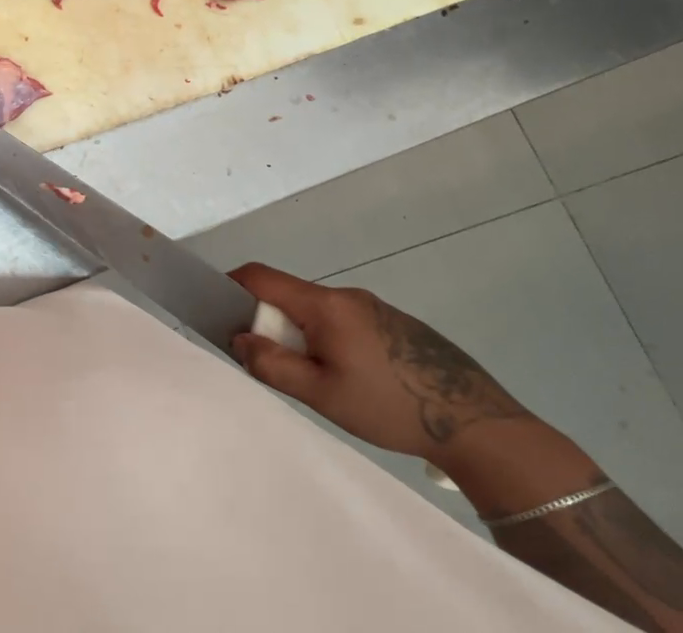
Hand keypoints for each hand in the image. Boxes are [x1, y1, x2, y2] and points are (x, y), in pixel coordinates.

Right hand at [227, 263, 533, 464]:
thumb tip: (239, 339)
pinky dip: (333, 340)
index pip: (260, 276)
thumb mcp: (318, 393)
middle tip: (276, 363)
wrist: (483, 429)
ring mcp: (380, 310)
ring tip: (320, 378)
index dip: (230, 287)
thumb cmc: (391, 408)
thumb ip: (269, 363)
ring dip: (304, 334)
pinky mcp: (402, 327)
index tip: (220, 314)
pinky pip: (349, 323)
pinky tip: (356, 379)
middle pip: (289, 295)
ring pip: (320, 312)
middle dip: (269, 322)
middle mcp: (350, 297)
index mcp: (326, 306)